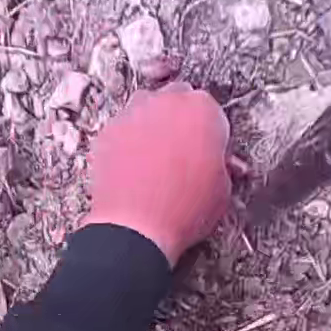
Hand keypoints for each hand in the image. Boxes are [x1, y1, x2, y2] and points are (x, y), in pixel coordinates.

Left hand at [81, 83, 231, 265]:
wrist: (136, 229)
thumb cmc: (182, 212)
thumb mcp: (222, 194)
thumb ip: (222, 167)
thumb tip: (219, 166)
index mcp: (203, 111)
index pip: (214, 113)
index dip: (213, 137)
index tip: (210, 154)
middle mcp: (167, 102)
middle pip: (178, 102)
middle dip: (182, 125)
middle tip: (184, 157)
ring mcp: (133, 113)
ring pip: (148, 111)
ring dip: (155, 129)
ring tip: (158, 165)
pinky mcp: (108, 131)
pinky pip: (124, 131)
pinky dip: (129, 144)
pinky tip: (136, 172)